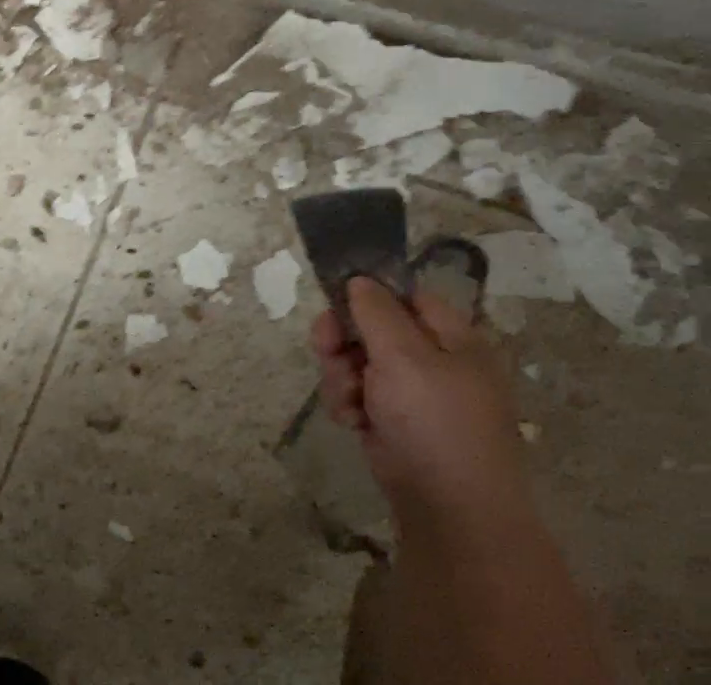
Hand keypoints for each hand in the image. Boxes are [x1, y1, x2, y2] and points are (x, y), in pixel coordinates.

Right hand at [311, 277, 530, 538]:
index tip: (334, 302)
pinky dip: (348, 403)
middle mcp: (433, 361)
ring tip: (349, 400)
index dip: (369, 296)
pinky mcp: (389, 417)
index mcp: (453, 340)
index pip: (407, 297)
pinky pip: (355, 393)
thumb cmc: (435, 419)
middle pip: (370, 328)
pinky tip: (354, 421)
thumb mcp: (405, 357)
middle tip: (327, 350)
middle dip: (342, 341)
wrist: (448, 499)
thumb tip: (359, 279)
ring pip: (354, 362)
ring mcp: (411, 391)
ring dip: (340, 377)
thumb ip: (377, 313)